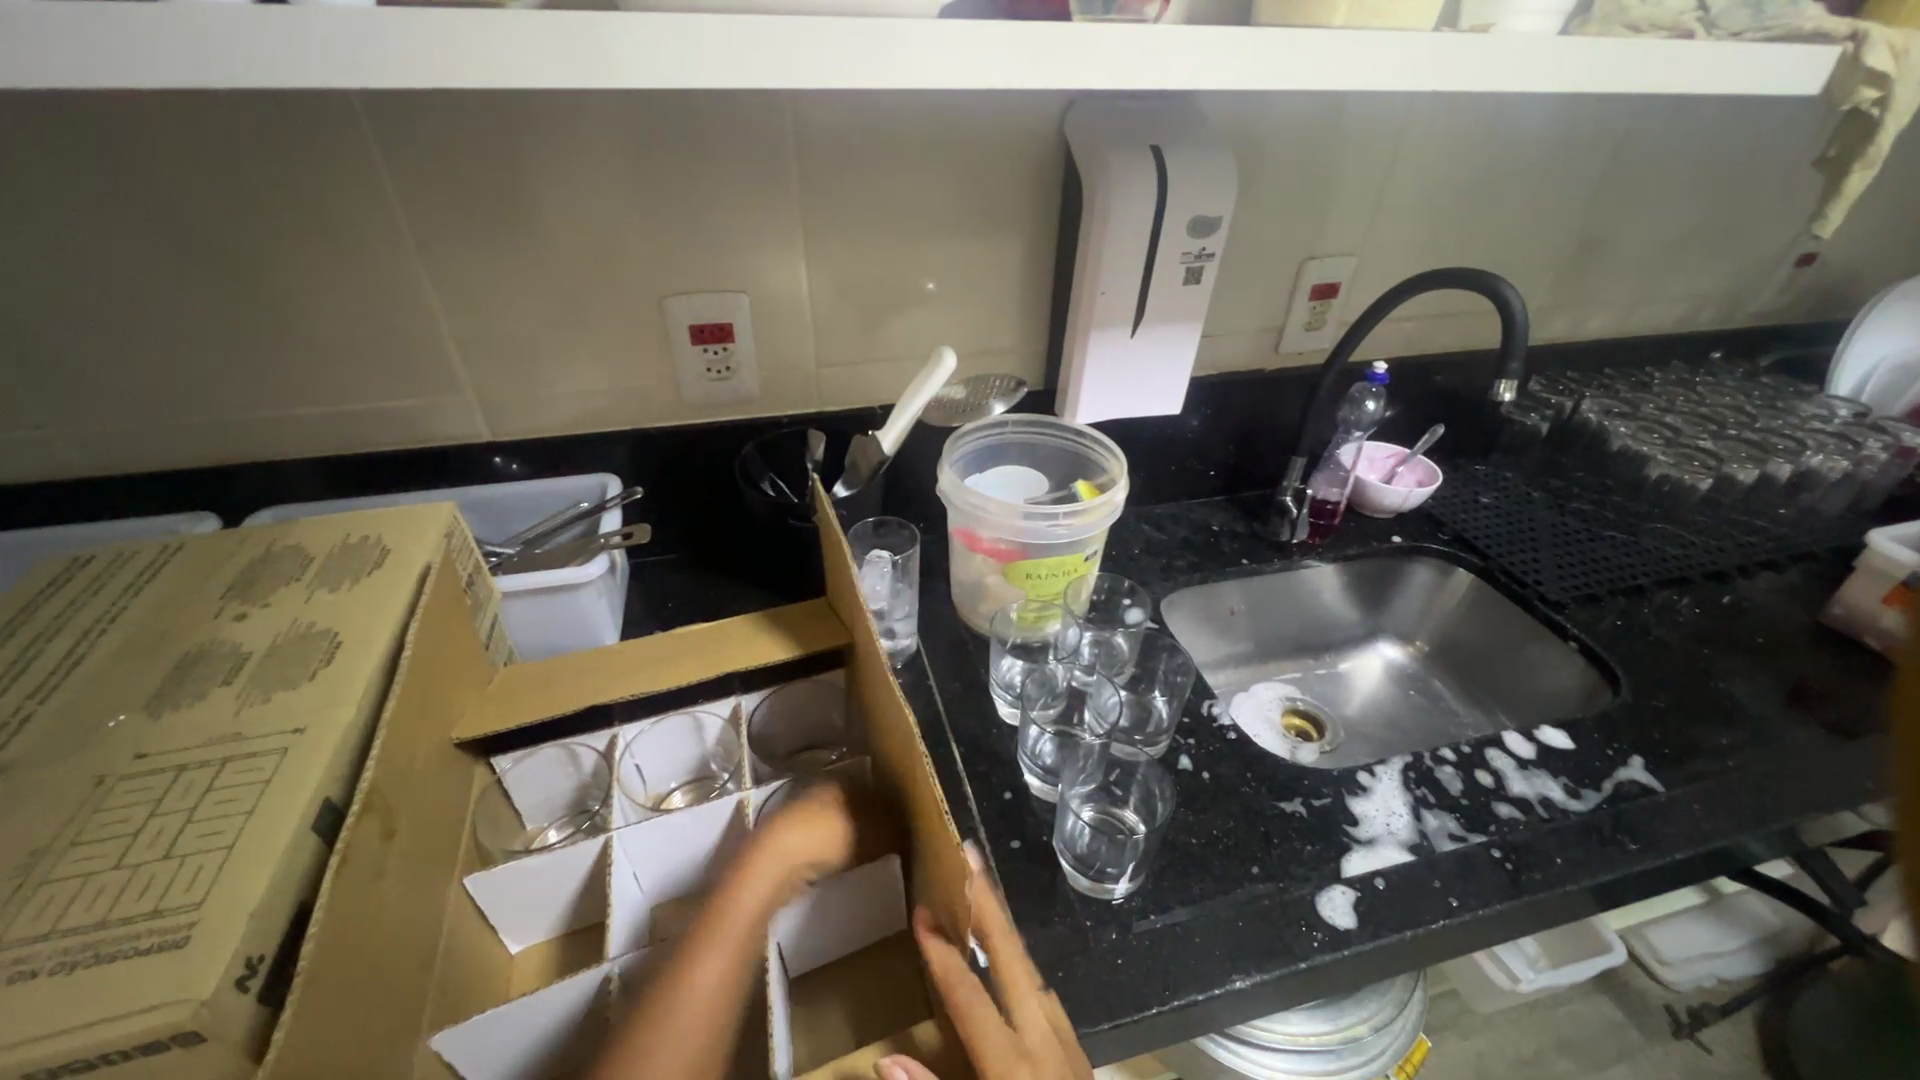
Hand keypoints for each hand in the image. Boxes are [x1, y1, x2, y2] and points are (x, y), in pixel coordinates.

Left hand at [739, 777, 895, 903]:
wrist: (776, 861)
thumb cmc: (828, 836)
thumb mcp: (872, 832)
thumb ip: (893, 828)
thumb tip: (909, 828)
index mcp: (840, 780)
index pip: (871, 787)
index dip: (887, 804)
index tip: (901, 821)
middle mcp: (819, 791)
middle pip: (852, 805)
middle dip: (868, 819)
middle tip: (888, 838)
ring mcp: (800, 814)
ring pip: (835, 823)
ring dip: (849, 836)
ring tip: (868, 854)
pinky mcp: (787, 840)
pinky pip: (820, 842)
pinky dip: (831, 851)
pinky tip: (841, 865)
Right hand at [879, 846, 1092, 1079]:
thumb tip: (885, 1059)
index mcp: (1013, 1062)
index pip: (969, 996)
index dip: (943, 954)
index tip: (921, 912)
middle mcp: (1044, 1038)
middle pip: (1013, 955)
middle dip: (989, 902)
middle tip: (970, 853)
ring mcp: (1068, 1042)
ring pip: (1034, 970)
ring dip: (1007, 929)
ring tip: (982, 897)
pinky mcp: (1080, 1053)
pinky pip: (1047, 995)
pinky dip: (1024, 965)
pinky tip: (1013, 965)